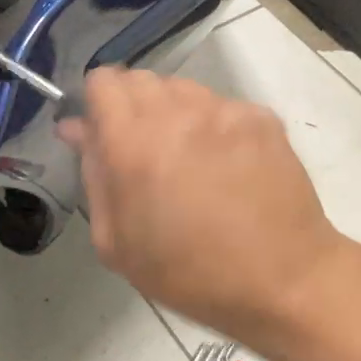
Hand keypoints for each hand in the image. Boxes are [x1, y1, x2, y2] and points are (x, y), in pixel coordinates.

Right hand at [56, 66, 354, 341]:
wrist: (285, 281)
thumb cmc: (189, 273)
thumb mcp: (116, 242)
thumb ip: (92, 174)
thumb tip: (76, 128)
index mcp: (132, 143)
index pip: (102, 81)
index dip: (97, 104)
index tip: (104, 133)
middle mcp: (176, 113)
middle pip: (139, 78)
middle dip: (131, 107)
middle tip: (143, 152)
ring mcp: (223, 111)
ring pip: (180, 88)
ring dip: (172, 113)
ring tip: (188, 159)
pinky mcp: (260, 117)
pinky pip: (219, 105)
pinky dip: (212, 125)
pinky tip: (225, 165)